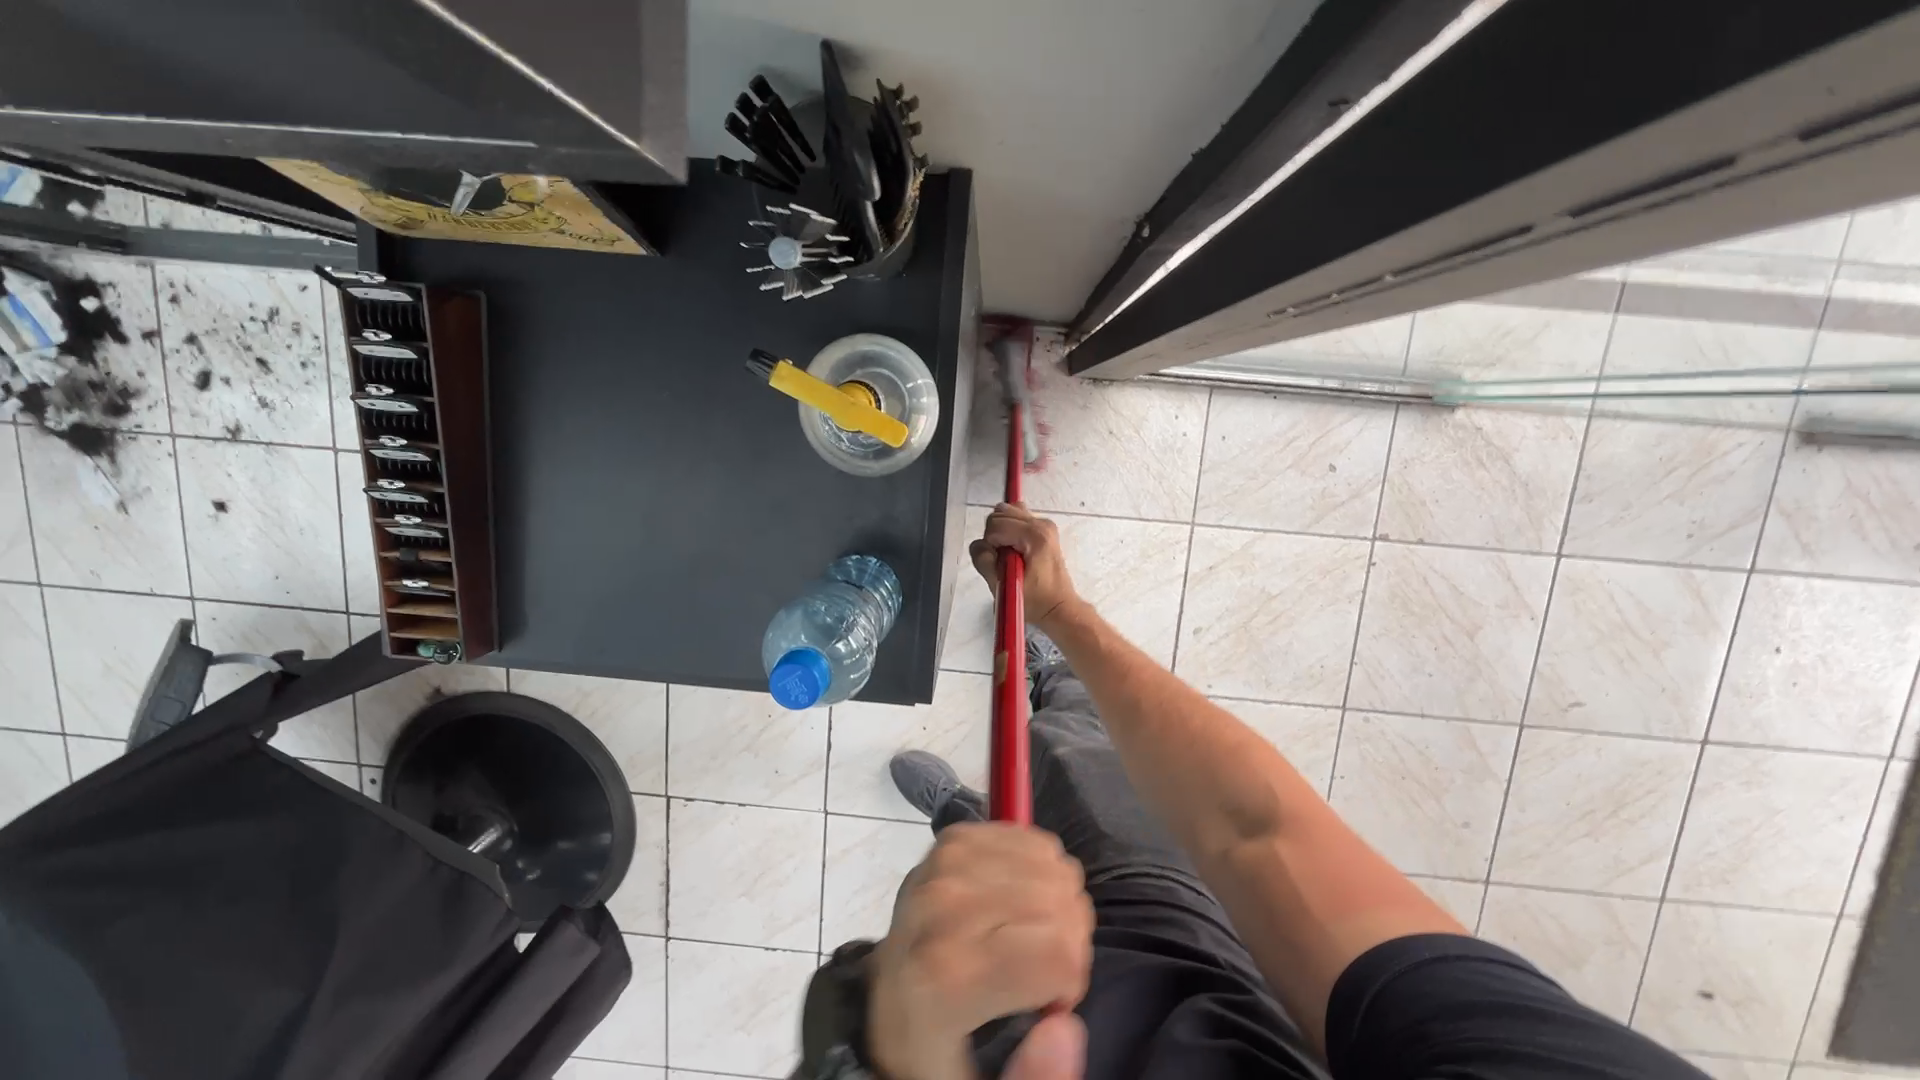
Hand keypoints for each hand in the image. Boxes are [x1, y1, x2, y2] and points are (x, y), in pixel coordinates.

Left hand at [867, 823, 1094, 1079]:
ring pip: (1054, 867)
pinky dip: (1039, 870)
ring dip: (1056, 903)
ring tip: (1026, 933)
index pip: (1056, 949)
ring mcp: (946, 863)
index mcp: (948, 975)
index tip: (1046, 1003)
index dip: (1070, 981)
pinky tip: (1016, 899)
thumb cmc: (939, 1041)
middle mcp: (943, 906)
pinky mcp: (953, 838)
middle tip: (1037, 967)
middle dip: (1068, 941)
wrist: (885, 996)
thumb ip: (1030, 1077)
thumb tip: (1064, 1025)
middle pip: (1061, 903)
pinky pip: (1035, 841)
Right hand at [968, 503, 1082, 631]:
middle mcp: (1042, 524)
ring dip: (1002, 531)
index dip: (990, 544)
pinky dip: (1010, 530)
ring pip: (1008, 512)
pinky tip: (1015, 550)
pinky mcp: (1044, 528)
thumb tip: (980, 545)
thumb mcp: (1002, 586)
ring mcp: (1045, 524)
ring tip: (1009, 555)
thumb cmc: (1034, 601)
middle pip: (1001, 513)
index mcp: (1034, 536)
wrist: (1058, 607)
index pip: (995, 524)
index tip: (999, 563)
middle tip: (1003, 560)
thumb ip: (984, 561)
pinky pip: (1017, 517)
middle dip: (994, 536)